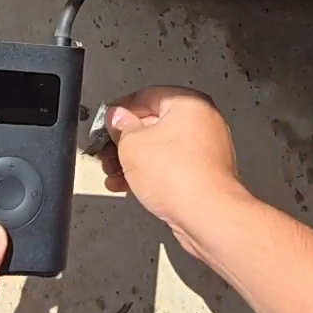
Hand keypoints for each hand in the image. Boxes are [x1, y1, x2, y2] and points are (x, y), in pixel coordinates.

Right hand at [101, 86, 250, 256]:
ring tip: (113, 173)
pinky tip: (128, 185)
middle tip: (107, 151)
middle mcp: (201, 121)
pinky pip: (171, 167)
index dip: (120, 110)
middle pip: (152, 123)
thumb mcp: (132, 144)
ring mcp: (205, 149)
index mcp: (188, 103)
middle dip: (124, 141)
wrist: (207, 216)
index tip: (106, 122)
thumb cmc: (179, 176)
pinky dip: (150, 173)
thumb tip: (117, 118)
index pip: (145, 96)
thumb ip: (120, 127)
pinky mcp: (204, 174)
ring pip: (160, 148)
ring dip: (133, 160)